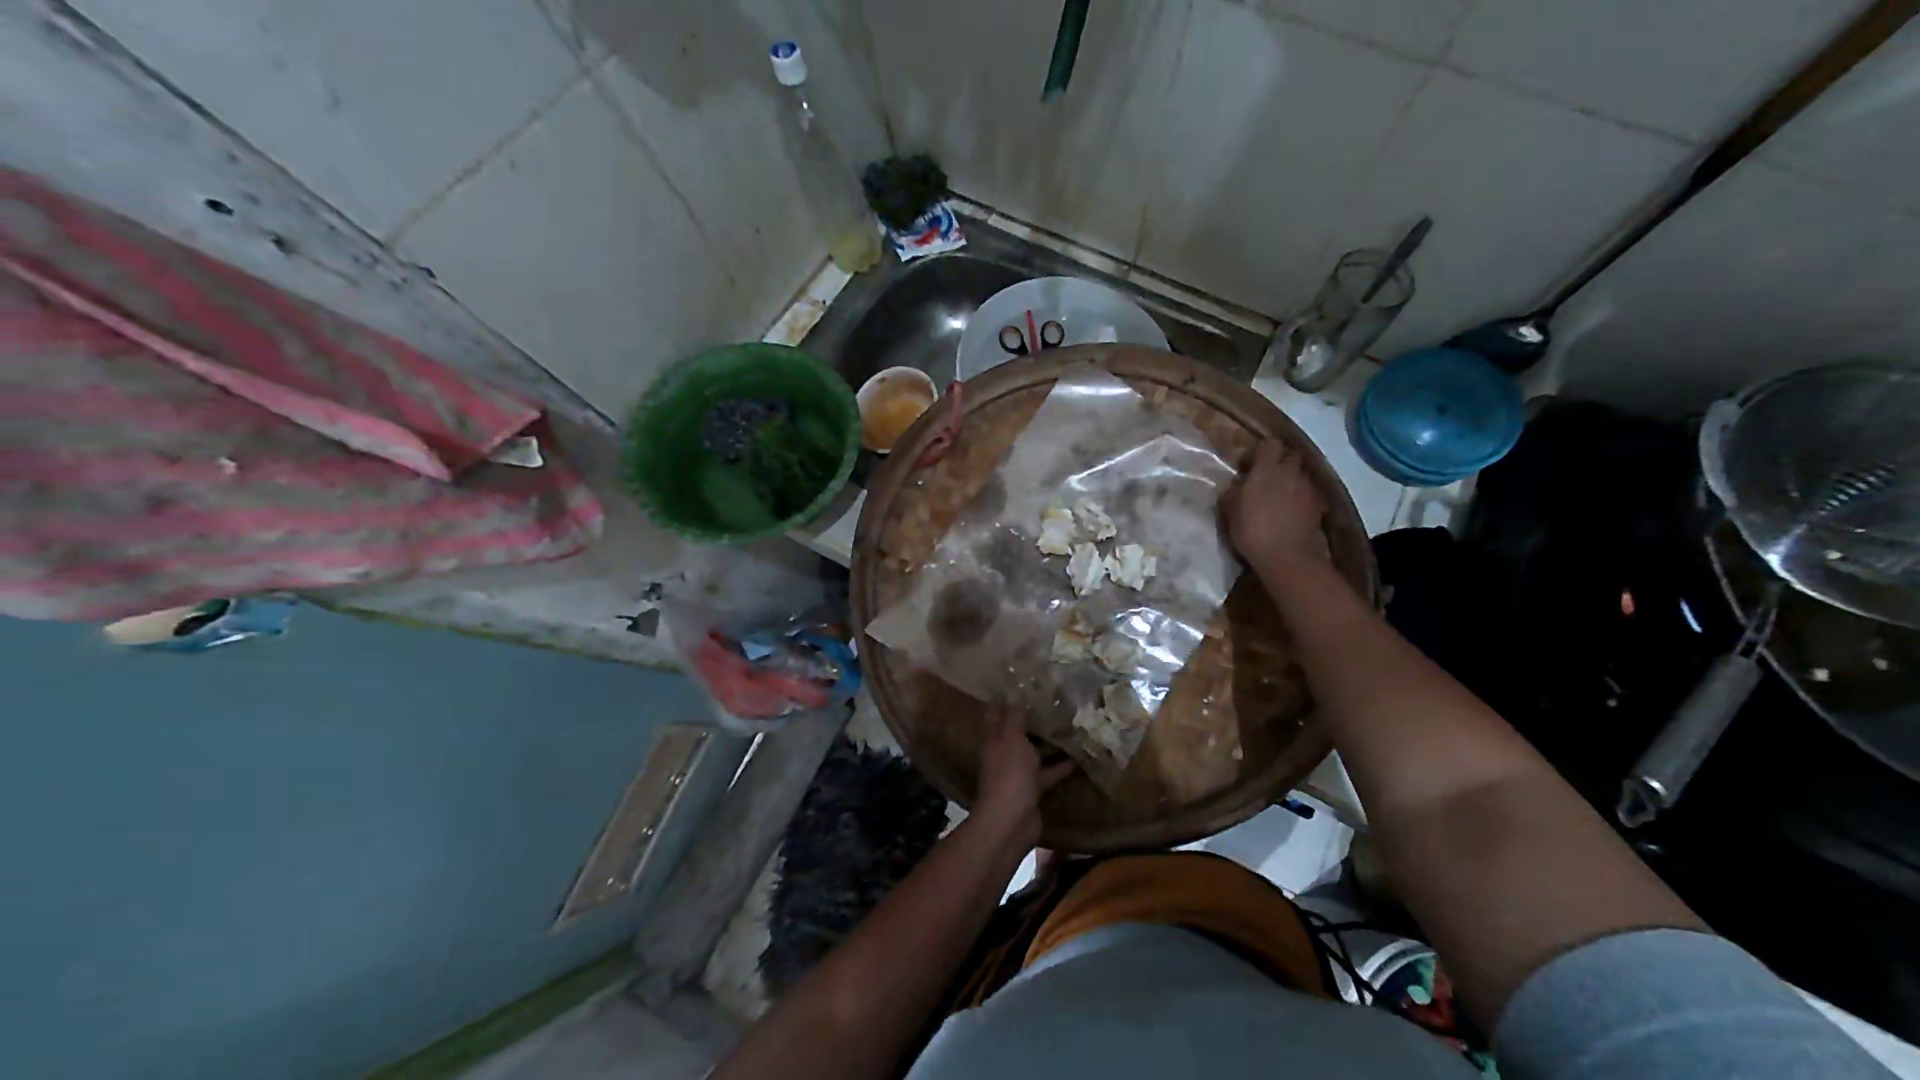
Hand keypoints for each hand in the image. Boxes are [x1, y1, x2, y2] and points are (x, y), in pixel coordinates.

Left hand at [975, 705, 1073, 845]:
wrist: (1011, 820)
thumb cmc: (1009, 774)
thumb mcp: (1012, 739)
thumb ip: (1014, 719)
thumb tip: (1015, 695)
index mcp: (994, 740)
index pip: (995, 714)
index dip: (1004, 700)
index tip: (1018, 685)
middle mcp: (1003, 754)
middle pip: (1016, 733)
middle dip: (1030, 719)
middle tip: (1051, 702)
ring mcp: (1017, 773)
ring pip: (1033, 753)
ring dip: (1048, 743)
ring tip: (1069, 726)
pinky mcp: (1032, 789)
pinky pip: (1047, 773)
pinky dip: (1060, 766)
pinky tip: (1079, 758)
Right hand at [1227, 439, 1327, 570]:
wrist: (1286, 555)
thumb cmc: (1252, 530)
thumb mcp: (1230, 510)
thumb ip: (1233, 491)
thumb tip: (1237, 483)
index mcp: (1266, 470)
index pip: (1269, 444)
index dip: (1259, 452)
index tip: (1249, 466)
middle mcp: (1290, 472)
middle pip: (1291, 454)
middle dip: (1280, 461)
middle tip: (1267, 477)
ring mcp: (1307, 487)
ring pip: (1301, 474)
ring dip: (1291, 480)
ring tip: (1280, 496)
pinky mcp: (1319, 504)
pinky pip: (1309, 492)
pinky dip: (1301, 496)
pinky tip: (1292, 511)